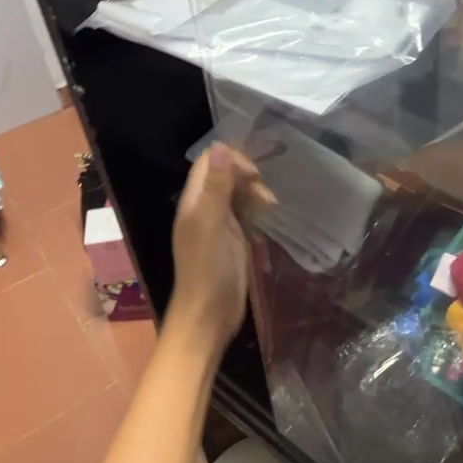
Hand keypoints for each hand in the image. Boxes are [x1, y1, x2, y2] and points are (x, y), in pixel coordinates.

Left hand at [167, 143, 273, 353]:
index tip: (253, 176)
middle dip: (247, 176)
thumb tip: (220, 147)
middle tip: (264, 195)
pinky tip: (268, 214)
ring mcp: (220, 225)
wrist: (209, 316)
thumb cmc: (207, 270)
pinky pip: (245, 212)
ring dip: (255, 191)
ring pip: (238, 192)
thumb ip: (216, 187)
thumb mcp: (211, 224)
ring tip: (269, 206)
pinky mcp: (234, 239)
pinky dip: (257, 208)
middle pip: (225, 175)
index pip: (209, 163)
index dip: (232, 160)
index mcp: (193, 202)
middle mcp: (204, 209)